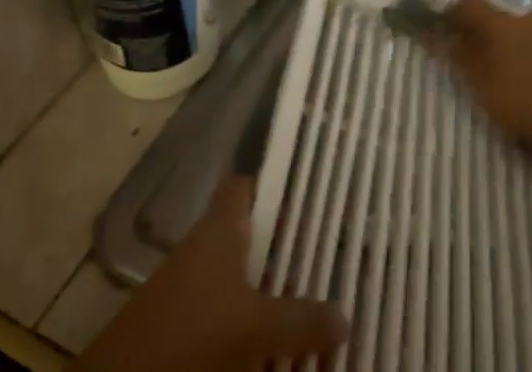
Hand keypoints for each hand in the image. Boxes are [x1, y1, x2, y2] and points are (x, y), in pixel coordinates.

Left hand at [76, 176, 346, 370]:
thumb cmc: (189, 337)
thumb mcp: (255, 328)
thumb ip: (301, 319)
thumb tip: (344, 316)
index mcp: (218, 233)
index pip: (245, 187)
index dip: (276, 184)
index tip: (314, 194)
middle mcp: (205, 254)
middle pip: (255, 239)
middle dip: (292, 250)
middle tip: (336, 257)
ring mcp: (193, 293)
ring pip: (247, 283)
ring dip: (279, 295)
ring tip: (322, 306)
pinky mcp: (187, 329)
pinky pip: (234, 319)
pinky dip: (259, 329)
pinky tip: (285, 348)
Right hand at [435, 0, 531, 152]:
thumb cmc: (523, 101)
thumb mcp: (480, 84)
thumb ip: (458, 56)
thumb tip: (438, 35)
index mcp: (499, 22)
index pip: (468, 1)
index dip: (453, 12)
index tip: (445, 31)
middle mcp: (525, 17)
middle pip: (494, 18)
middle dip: (482, 35)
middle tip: (475, 63)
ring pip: (519, 32)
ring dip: (508, 47)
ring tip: (507, 77)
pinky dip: (530, 57)